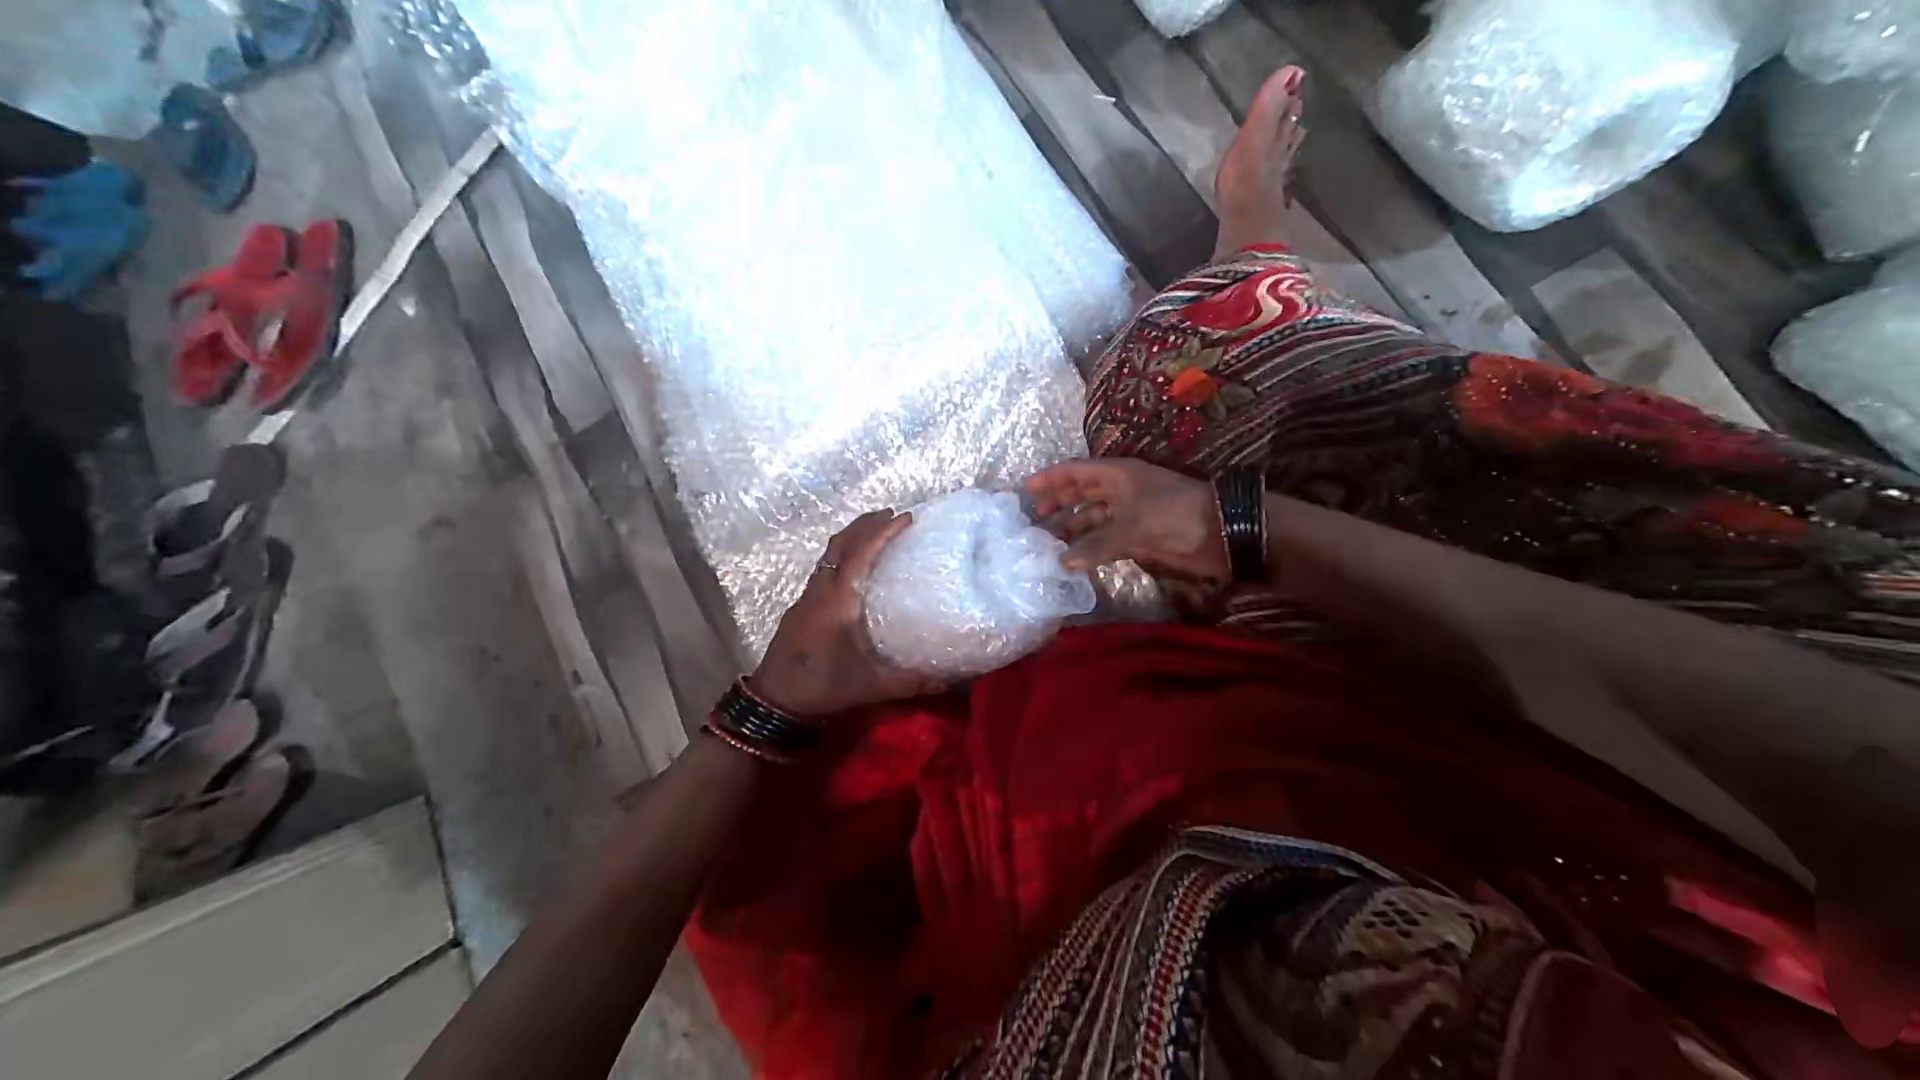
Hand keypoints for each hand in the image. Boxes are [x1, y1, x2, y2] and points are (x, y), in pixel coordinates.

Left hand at [749, 509, 946, 717]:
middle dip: (866, 524)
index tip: (905, 517)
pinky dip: (842, 556)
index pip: (861, 553)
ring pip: (829, 554)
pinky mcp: (801, 607)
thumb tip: (950, 680)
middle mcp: (821, 591)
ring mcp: (807, 597)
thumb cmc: (822, 686)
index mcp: (838, 600)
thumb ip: (911, 682)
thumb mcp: (871, 686)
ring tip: (875, 533)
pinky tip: (853, 568)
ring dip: (851, 538)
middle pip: (841, 543)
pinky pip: (824, 568)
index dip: (883, 531)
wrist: (774, 700)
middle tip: (892, 515)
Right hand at [1026, 459, 1228, 580]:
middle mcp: (1120, 490)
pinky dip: (1089, 546)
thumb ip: (1096, 544)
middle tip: (1033, 519)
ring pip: (1092, 517)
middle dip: (1057, 503)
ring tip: (1047, 542)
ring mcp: (1129, 513)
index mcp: (1118, 474)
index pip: (1076, 471)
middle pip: (1081, 492)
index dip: (1051, 478)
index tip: (1025, 489)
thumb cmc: (1175, 514)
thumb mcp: (1133, 525)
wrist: (1221, 533)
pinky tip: (1073, 557)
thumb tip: (1062, 561)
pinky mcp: (1138, 536)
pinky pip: (1105, 539)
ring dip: (1072, 527)